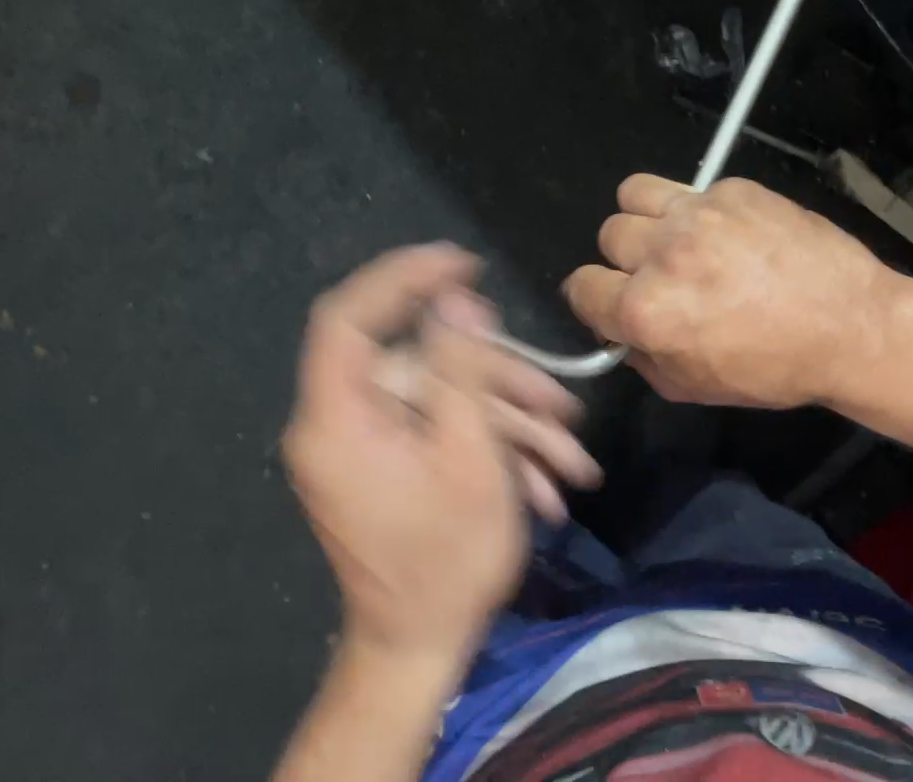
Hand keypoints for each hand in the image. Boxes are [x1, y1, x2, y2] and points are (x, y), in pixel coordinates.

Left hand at [286, 245, 599, 658]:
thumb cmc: (445, 560)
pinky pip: (440, 434)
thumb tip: (457, 300)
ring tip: (573, 465)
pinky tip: (546, 486)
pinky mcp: (389, 465)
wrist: (421, 650)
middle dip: (503, 387)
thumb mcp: (468, 457)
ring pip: (445, 403)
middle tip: (563, 410)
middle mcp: (341, 424)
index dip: (402, 278)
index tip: (463, 262)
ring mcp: (366, 447)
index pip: (349, 317)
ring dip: (512, 428)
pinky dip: (493, 451)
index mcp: (338, 418)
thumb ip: (462, 370)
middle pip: (424, 368)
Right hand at [563, 175, 900, 408]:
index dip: (595, 300)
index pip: (580, 286)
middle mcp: (663, 253)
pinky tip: (732, 234)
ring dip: (646, 219)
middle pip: (608, 236)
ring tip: (678, 238)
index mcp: (646, 310)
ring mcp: (699, 213)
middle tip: (662, 276)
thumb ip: (642, 358)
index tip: (613, 303)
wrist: (851, 325)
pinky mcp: (733, 189)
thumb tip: (619, 331)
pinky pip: (691, 190)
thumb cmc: (773, 368)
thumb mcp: (693, 387)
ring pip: (634, 194)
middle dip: (626, 261)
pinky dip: (700, 211)